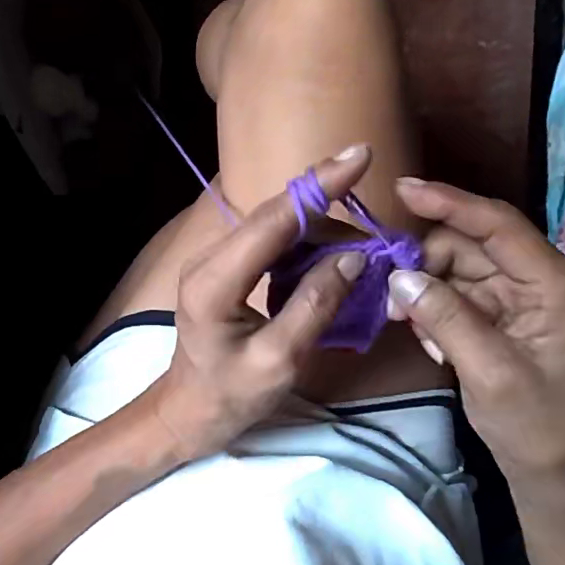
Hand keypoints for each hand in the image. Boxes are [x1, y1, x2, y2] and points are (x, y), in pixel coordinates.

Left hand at [149, 145, 374, 459]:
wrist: (189, 409)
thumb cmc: (230, 395)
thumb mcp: (279, 361)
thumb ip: (314, 306)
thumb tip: (353, 258)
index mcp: (214, 282)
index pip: (273, 221)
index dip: (318, 187)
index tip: (360, 155)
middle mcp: (208, 259)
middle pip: (275, 218)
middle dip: (328, 214)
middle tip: (376, 235)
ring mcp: (213, 261)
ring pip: (275, 229)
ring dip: (319, 235)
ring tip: (360, 258)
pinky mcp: (224, 268)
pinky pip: (270, 245)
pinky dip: (304, 249)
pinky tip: (331, 264)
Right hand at [385, 178, 564, 477]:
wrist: (546, 464)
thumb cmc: (531, 421)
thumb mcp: (488, 370)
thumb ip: (445, 317)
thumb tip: (399, 276)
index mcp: (557, 285)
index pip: (499, 226)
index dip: (450, 203)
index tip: (403, 189)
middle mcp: (539, 279)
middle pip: (469, 243)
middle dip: (425, 262)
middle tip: (389, 294)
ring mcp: (516, 295)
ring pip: (454, 266)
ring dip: (423, 288)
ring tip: (407, 324)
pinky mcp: (497, 311)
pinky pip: (452, 290)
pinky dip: (431, 308)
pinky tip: (430, 341)